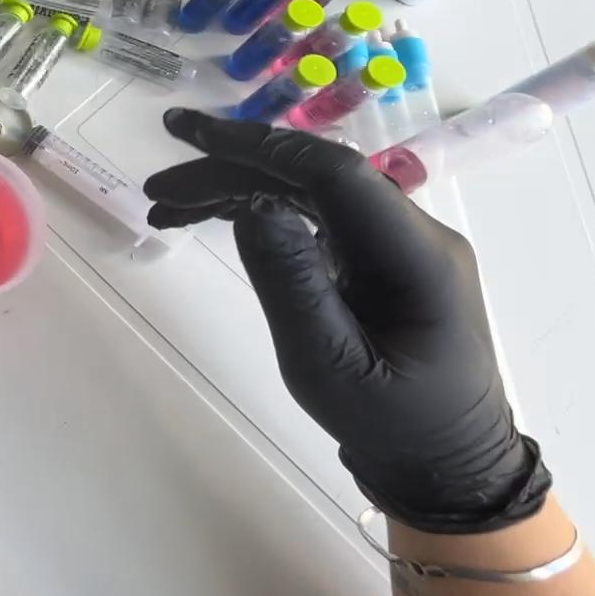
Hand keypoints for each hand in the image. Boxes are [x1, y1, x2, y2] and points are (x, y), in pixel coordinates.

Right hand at [143, 108, 549, 533]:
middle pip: (305, 175)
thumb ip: (291, 281)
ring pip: (298, 190)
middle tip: (155, 185)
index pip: (329, 171)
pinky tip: (204, 218)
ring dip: (229, 189)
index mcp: (411, 253)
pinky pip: (305, 212)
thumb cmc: (386, 418)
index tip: (186, 136)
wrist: (439, 460)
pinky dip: (249, 209)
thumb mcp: (327, 361)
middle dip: (225, 168)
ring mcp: (391, 241)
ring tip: (163, 207)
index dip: (254, 146)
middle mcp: (408, 232)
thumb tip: (253, 206)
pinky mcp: (370, 254)